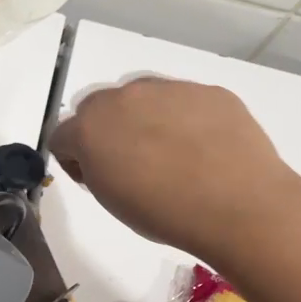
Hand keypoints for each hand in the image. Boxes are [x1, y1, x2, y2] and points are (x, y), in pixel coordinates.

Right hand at [48, 78, 300, 259]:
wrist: (239, 206)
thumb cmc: (162, 212)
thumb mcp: (107, 197)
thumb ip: (93, 165)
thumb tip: (105, 155)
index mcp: (88, 127)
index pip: (61, 135)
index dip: (74, 159)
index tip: (94, 178)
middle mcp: (122, 98)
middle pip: (97, 106)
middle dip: (104, 129)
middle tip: (129, 161)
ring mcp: (168, 89)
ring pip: (140, 96)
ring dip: (142, 117)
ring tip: (169, 150)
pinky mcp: (208, 91)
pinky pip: (183, 100)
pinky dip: (183, 118)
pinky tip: (202, 147)